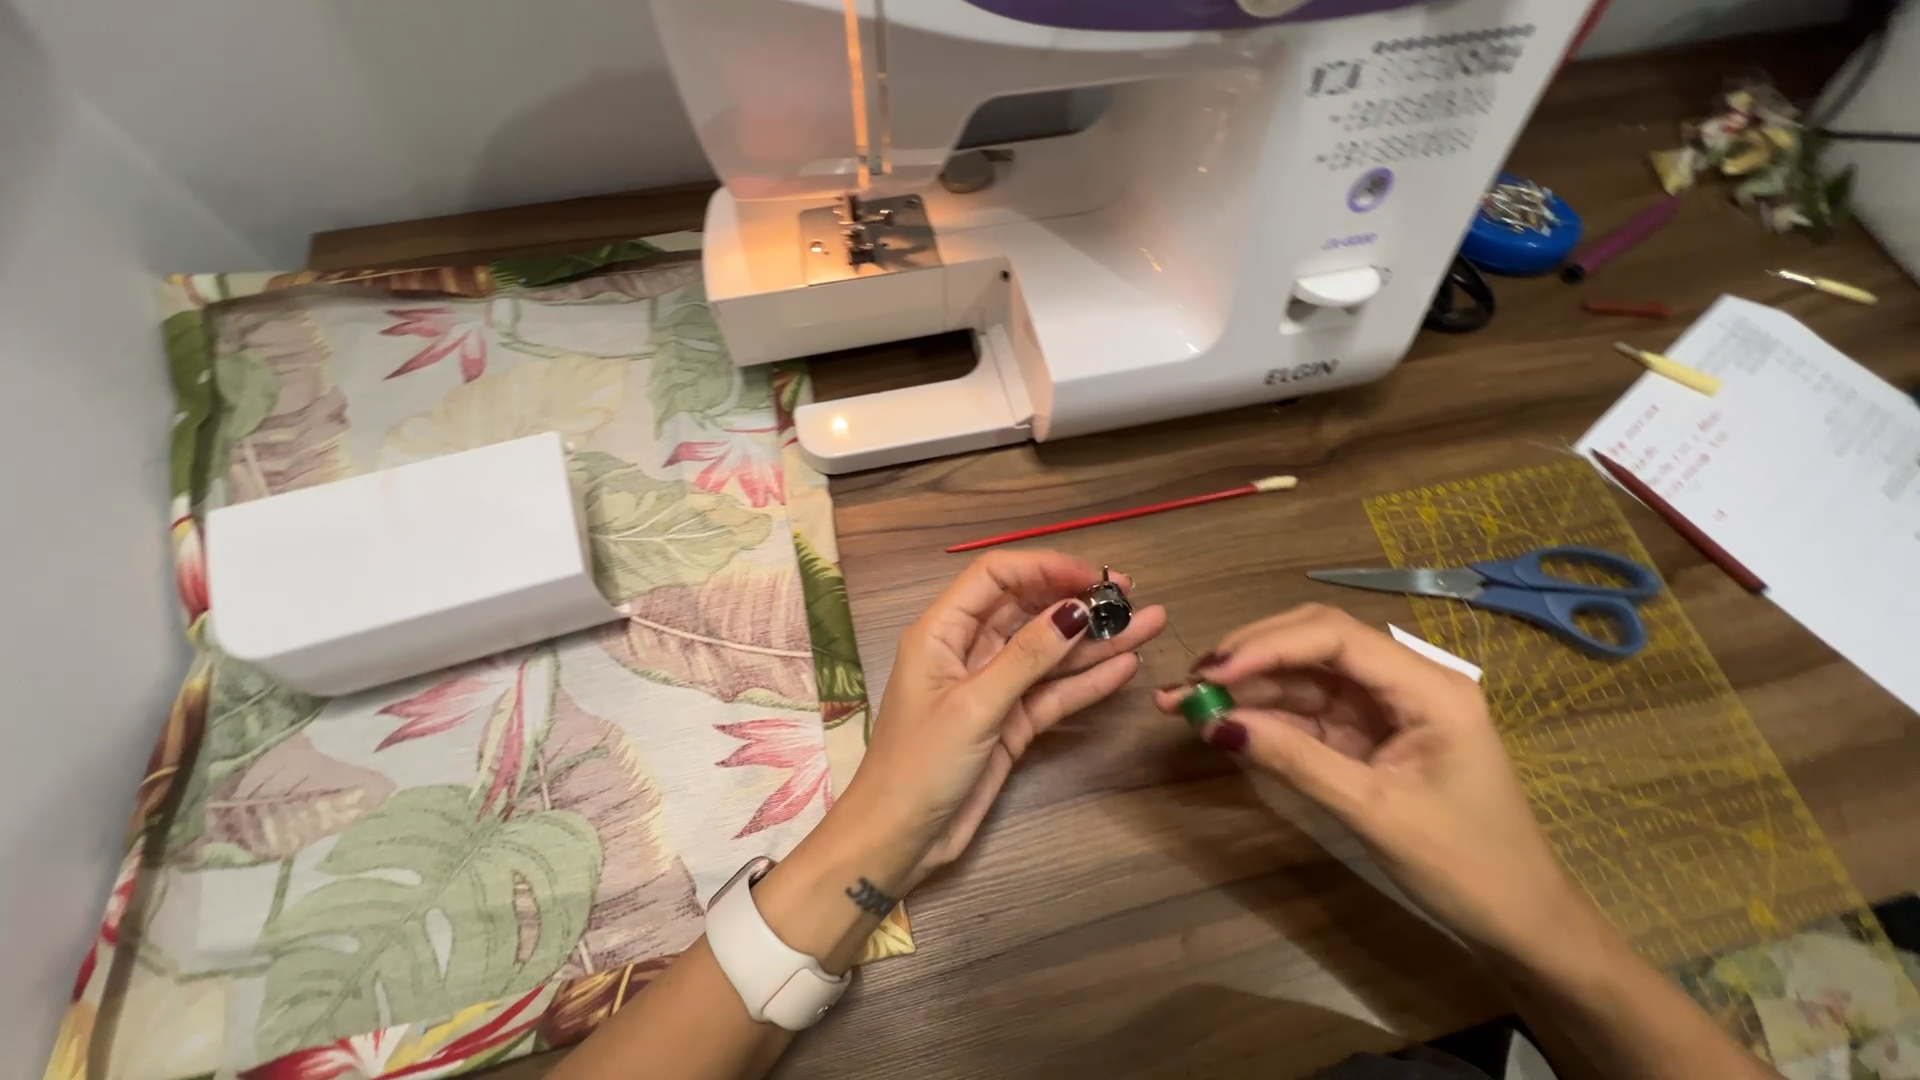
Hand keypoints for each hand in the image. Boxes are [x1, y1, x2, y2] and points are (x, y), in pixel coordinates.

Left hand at [842, 551, 1165, 890]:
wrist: (899, 840)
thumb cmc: (920, 764)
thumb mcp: (973, 706)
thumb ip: (1027, 657)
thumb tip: (1076, 610)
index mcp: (942, 631)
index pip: (995, 577)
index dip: (1044, 568)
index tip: (1092, 577)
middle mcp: (968, 650)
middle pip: (1028, 611)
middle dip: (1077, 601)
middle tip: (1131, 597)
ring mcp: (993, 687)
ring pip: (1049, 653)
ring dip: (1095, 640)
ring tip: (1149, 624)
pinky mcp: (1010, 722)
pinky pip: (1053, 692)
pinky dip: (1087, 681)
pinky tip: (1125, 666)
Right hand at [1155, 604, 1579, 958]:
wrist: (1519, 921)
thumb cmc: (1465, 865)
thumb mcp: (1375, 812)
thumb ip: (1295, 761)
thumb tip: (1216, 724)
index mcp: (1429, 686)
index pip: (1335, 638)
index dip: (1267, 645)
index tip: (1212, 672)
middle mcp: (1404, 680)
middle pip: (1314, 641)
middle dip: (1249, 656)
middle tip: (1190, 682)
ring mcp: (1381, 705)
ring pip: (1302, 673)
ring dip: (1246, 684)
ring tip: (1187, 701)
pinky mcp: (1363, 731)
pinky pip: (1304, 709)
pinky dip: (1262, 712)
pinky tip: (1223, 719)